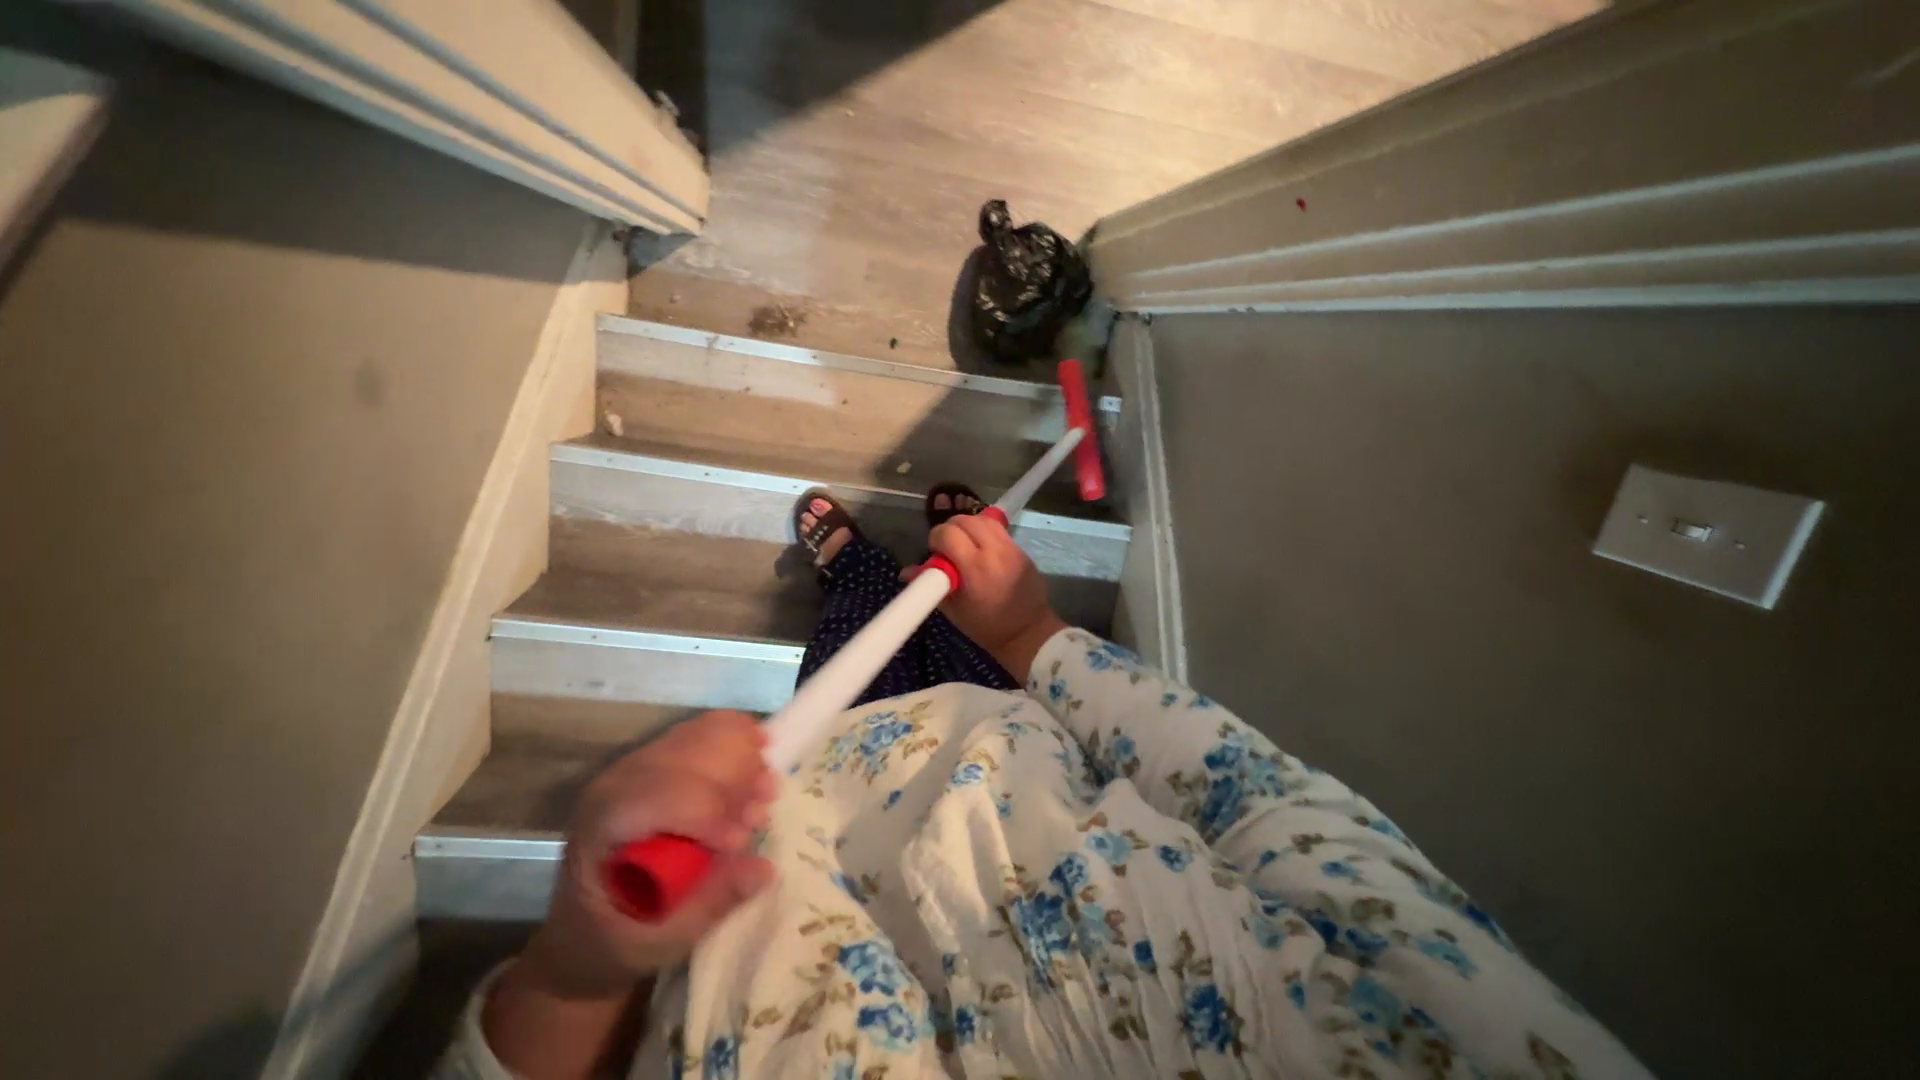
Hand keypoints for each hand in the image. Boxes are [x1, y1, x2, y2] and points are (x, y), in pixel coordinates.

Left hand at [483, 713, 776, 1077]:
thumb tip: (764, 868)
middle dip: (734, 777)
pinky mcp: (652, 763)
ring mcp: (632, 768)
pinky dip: (733, 739)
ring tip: (765, 791)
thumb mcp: (661, 941)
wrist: (580, 939)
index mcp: (605, 825)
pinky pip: (697, 734)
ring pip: (695, 737)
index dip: (708, 811)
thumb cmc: (614, 944)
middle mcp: (615, 784)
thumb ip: (711, 903)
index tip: (741, 842)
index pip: (660, 796)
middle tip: (763, 811)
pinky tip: (760, 752)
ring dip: (740, 756)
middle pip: (685, 756)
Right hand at [909, 513, 1068, 680]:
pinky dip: (984, 531)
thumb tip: (906, 572)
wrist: (1028, 632)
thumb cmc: (987, 626)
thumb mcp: (954, 611)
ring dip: (968, 526)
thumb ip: (931, 586)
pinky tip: (980, 548)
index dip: (936, 539)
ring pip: (983, 519)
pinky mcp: (1020, 549)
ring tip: (964, 545)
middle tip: (948, 549)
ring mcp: (1010, 547)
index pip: (948, 533)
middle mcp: (994, 551)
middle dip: (950, 529)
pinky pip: (998, 529)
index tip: (936, 554)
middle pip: (965, 520)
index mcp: (975, 567)